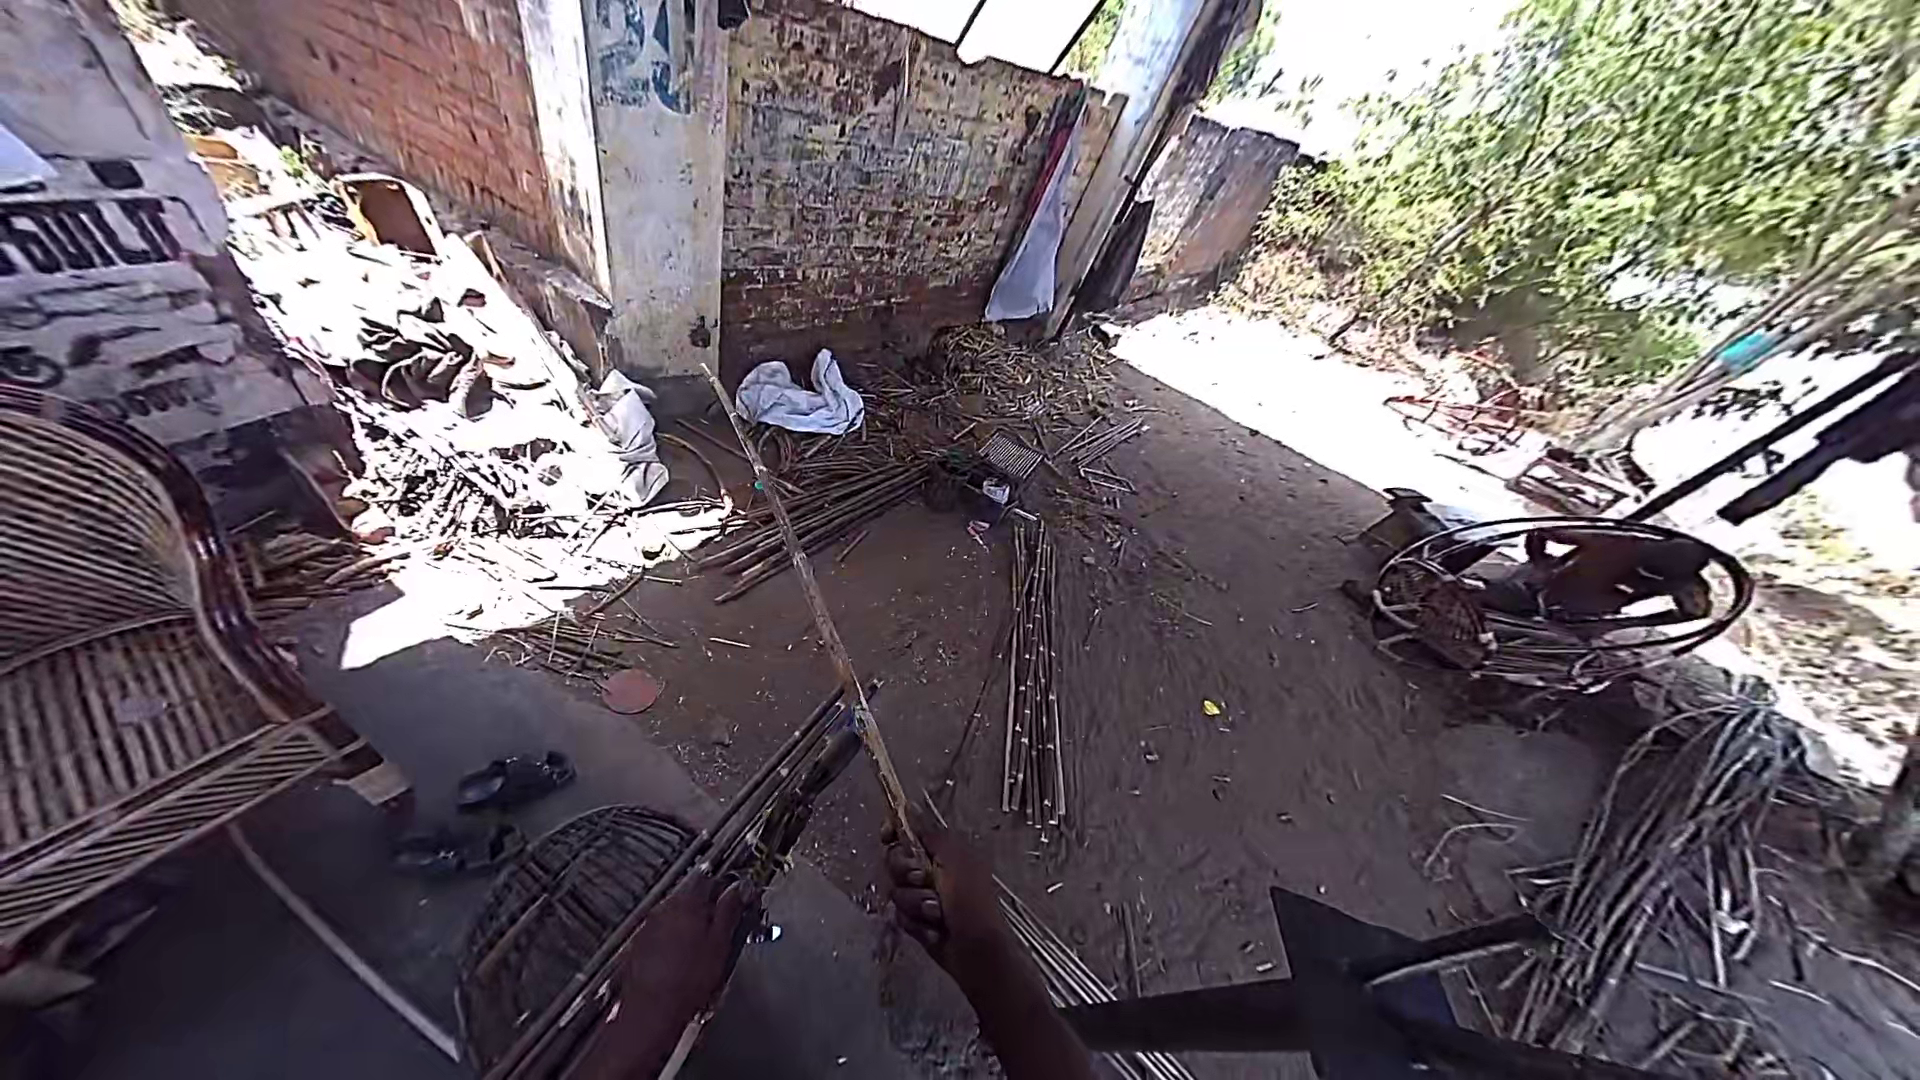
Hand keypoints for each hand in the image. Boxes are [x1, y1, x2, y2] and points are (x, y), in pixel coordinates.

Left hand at [613, 871, 757, 1018]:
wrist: (650, 1016)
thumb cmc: (686, 981)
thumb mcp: (721, 941)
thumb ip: (731, 909)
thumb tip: (740, 889)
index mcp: (686, 901)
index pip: (711, 880)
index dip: (727, 890)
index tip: (736, 901)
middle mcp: (664, 910)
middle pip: (692, 899)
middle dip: (708, 912)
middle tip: (722, 931)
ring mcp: (648, 930)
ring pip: (677, 919)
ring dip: (691, 929)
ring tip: (704, 953)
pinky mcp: (639, 950)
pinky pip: (663, 938)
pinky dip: (675, 945)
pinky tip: (684, 965)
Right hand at [882, 812, 1018, 992]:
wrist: (975, 949)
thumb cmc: (970, 898)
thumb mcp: (953, 857)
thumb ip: (929, 834)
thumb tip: (909, 808)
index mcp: (942, 850)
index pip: (909, 833)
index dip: (894, 832)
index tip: (886, 836)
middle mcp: (930, 869)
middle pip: (895, 860)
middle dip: (904, 871)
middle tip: (921, 879)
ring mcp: (922, 896)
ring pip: (896, 890)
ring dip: (915, 902)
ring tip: (936, 913)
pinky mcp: (917, 921)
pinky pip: (901, 915)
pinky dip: (917, 923)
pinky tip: (933, 929)